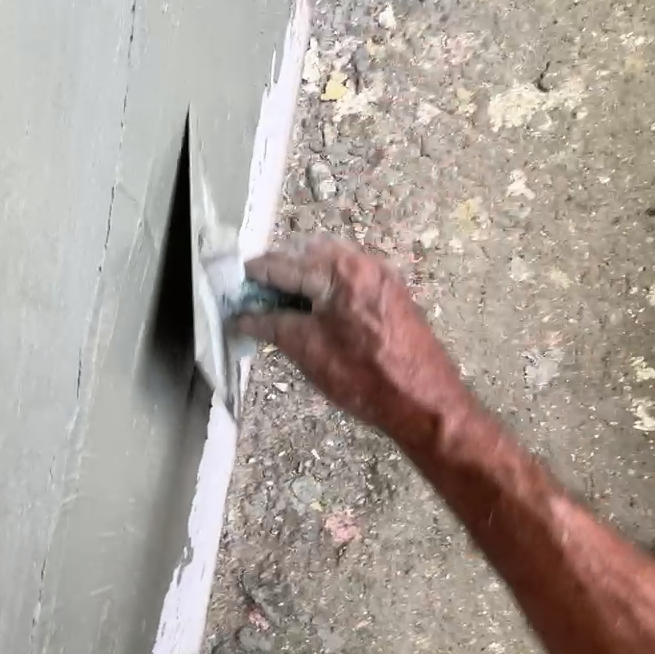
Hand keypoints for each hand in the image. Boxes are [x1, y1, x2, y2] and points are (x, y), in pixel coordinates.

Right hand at [233, 237, 466, 444]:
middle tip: (254, 297)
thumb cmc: (363, 378)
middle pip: (304, 252)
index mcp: (337, 272)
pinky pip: (347, 272)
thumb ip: (270, 325)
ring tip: (281, 304)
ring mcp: (379, 273)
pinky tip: (313, 308)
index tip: (230, 285)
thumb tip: (241, 317)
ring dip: (301, 274)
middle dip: (277, 270)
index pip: (281, 264)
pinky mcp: (389, 289)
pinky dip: (324, 281)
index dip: (252, 275)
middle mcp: (361, 262)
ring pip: (327, 259)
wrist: (423, 401)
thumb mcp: (307, 351)